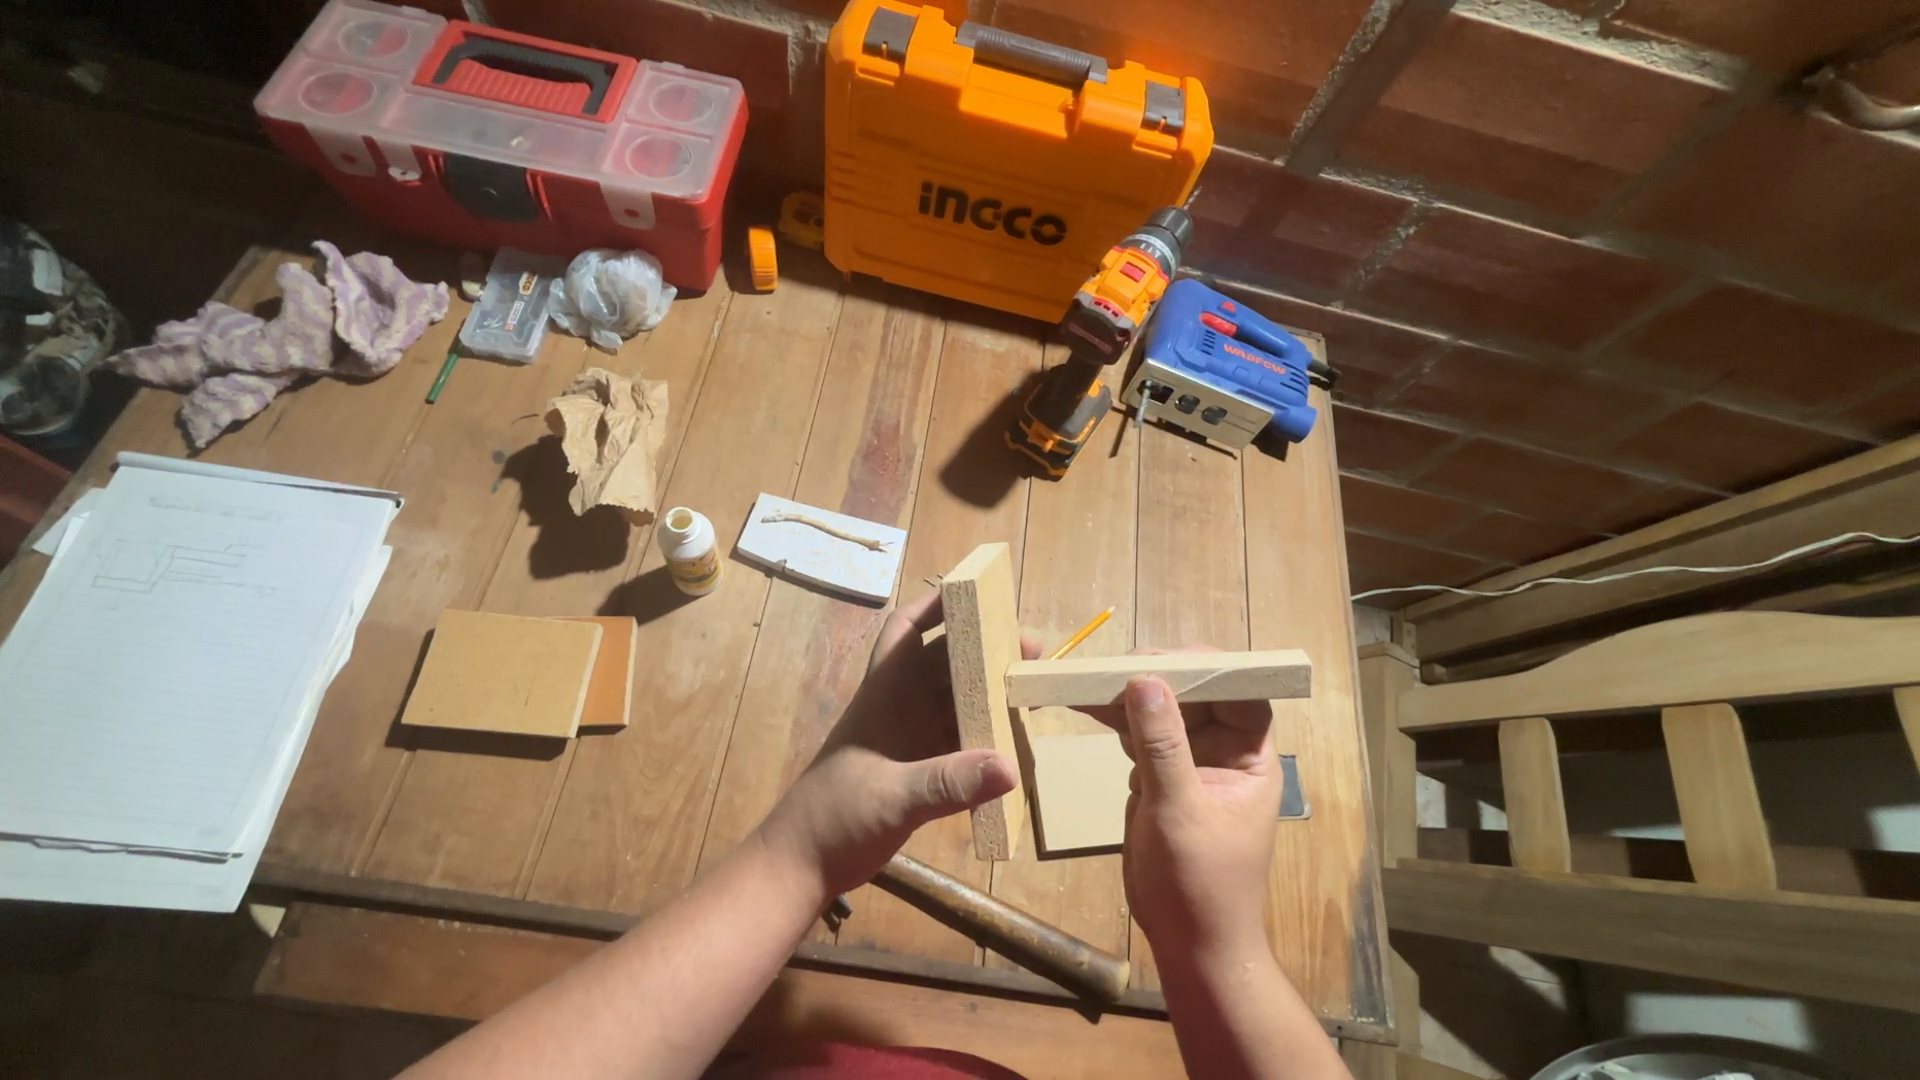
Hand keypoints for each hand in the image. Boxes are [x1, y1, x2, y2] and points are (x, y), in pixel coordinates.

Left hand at [754, 588, 1036, 900]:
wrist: (801, 866)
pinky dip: (986, 738)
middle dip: (984, 652)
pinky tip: (1015, 744)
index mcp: (885, 695)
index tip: (978, 594)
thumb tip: (1010, 767)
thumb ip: (947, 782)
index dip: (936, 606)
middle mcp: (900, 709)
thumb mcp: (892, 798)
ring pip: (956, 702)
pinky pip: (960, 742)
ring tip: (1032, 692)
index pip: (905, 632)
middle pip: (945, 664)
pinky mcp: (919, 771)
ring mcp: (909, 740)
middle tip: (1031, 654)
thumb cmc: (833, 818)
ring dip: (990, 694)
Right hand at [1088, 651, 1279, 959]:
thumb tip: (1145, 680)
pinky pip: (1139, 736)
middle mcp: (1223, 752)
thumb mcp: (1179, 810)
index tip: (1159, 660)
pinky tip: (1085, 705)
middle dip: (1155, 678)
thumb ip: (1162, 744)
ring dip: (1126, 696)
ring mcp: (1190, 763)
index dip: (1206, 670)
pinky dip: (1114, 721)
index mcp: (1250, 757)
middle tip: (1111, 667)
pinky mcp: (1160, 778)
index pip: (1240, 693)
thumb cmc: (1200, 884)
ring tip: (1087, 679)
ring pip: (1161, 712)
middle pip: (1195, 695)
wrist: (1188, 943)